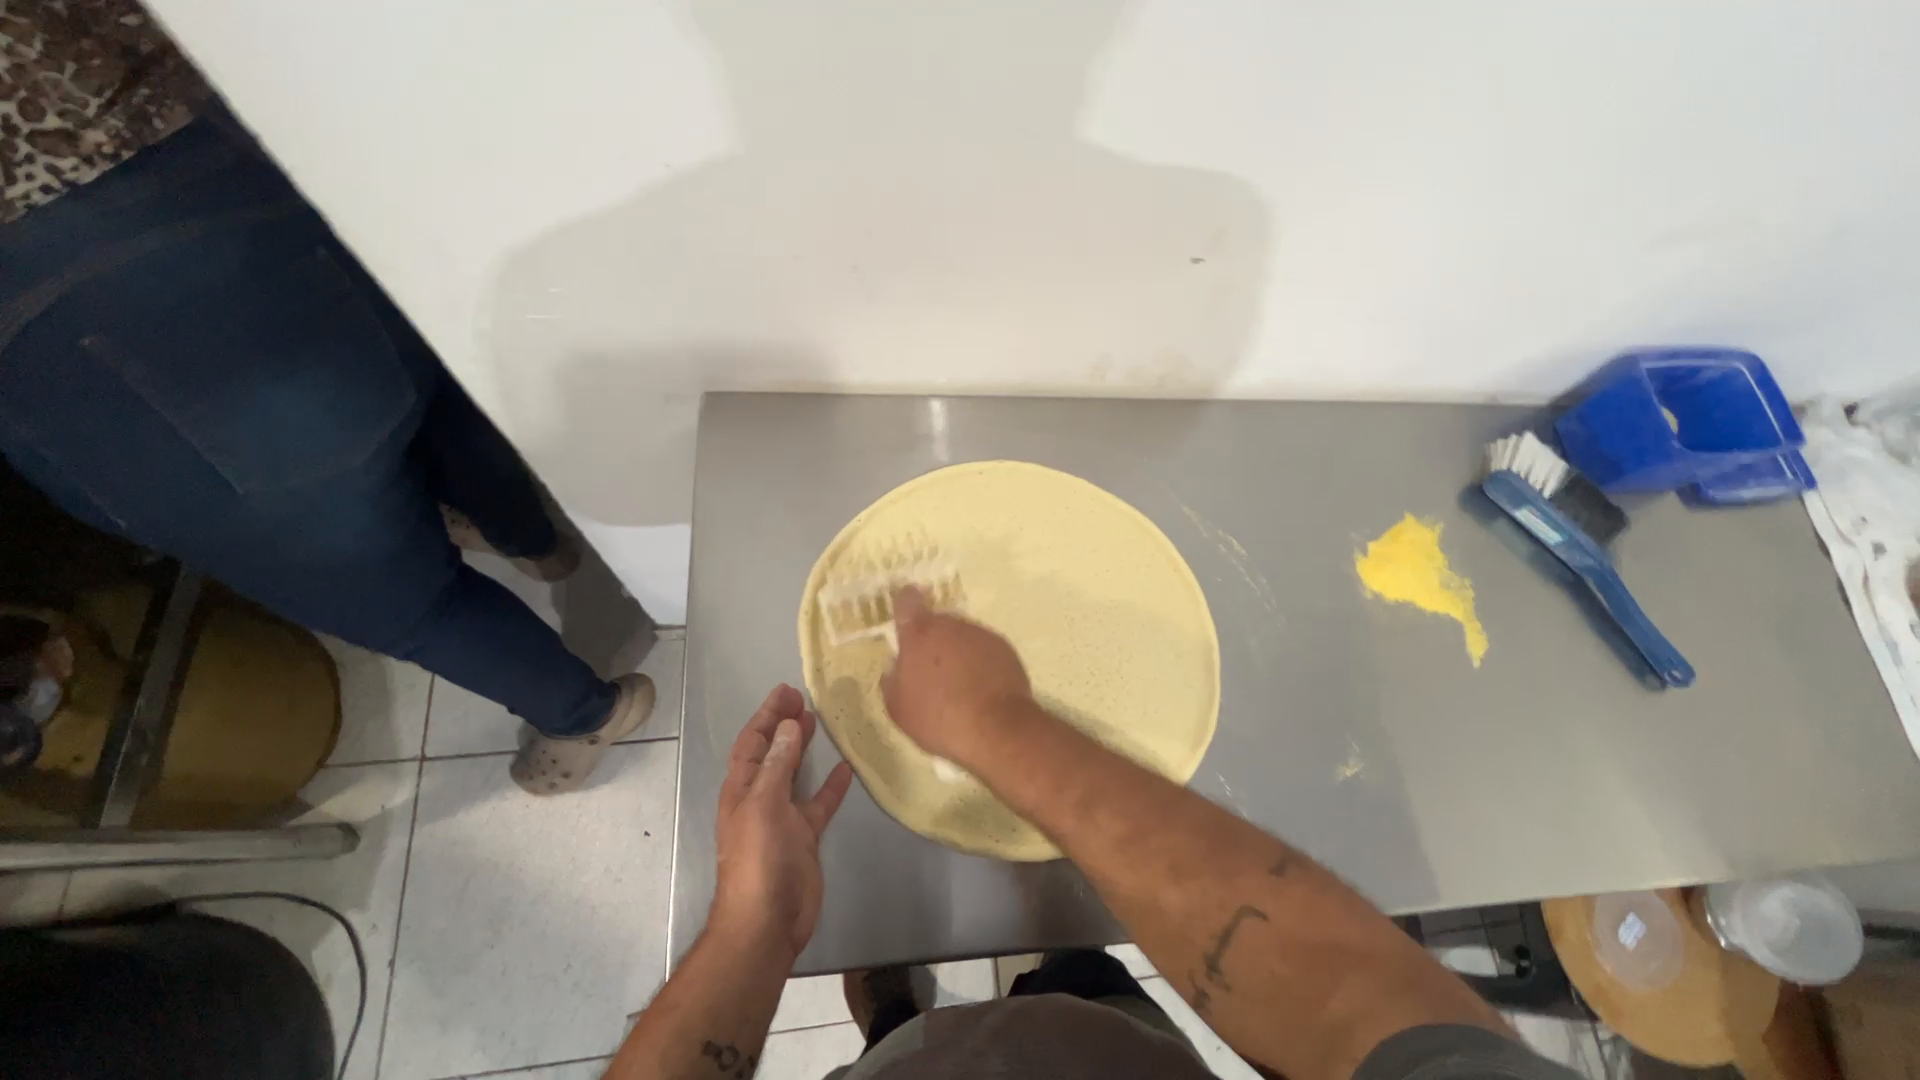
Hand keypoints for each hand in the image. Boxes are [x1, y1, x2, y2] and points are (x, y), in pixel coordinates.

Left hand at [713, 684, 854, 962]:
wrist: (767, 920)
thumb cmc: (760, 859)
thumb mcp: (764, 805)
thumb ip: (777, 765)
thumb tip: (787, 726)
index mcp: (742, 788)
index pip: (753, 742)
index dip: (766, 715)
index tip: (785, 691)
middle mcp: (759, 798)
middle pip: (771, 752)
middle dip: (782, 725)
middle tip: (802, 699)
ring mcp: (782, 818)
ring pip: (794, 773)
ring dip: (802, 748)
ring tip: (818, 722)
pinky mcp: (804, 837)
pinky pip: (818, 803)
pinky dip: (830, 786)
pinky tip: (845, 770)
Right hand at [881, 585, 1034, 768]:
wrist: (995, 729)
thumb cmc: (938, 719)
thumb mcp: (899, 708)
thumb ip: (892, 680)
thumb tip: (896, 667)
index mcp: (919, 634)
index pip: (907, 601)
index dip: (905, 603)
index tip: (907, 613)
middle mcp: (951, 625)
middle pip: (938, 622)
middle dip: (933, 641)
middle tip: (932, 671)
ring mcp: (981, 634)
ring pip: (963, 636)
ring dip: (958, 652)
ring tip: (960, 686)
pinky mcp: (1005, 648)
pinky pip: (985, 649)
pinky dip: (981, 662)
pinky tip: (981, 689)